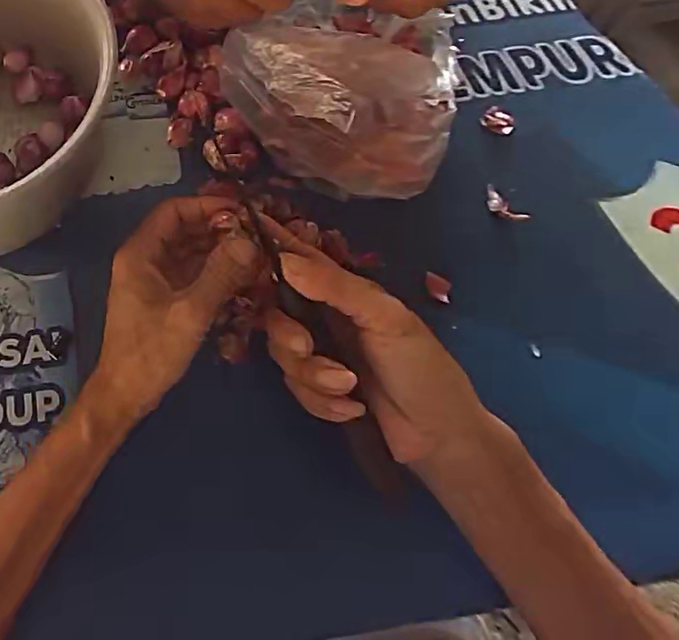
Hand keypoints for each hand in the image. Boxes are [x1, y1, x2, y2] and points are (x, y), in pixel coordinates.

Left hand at [86, 197, 264, 424]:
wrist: (125, 394)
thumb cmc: (150, 352)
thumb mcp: (190, 312)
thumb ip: (220, 275)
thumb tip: (250, 241)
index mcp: (139, 253)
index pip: (173, 212)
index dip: (205, 206)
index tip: (241, 211)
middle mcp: (144, 259)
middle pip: (182, 229)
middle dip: (217, 227)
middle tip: (256, 232)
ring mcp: (153, 278)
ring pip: (188, 251)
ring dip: (218, 249)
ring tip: (255, 251)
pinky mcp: (163, 297)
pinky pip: (190, 272)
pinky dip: (213, 270)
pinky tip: (242, 275)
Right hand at [259, 219, 493, 467]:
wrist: (442, 440)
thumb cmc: (421, 367)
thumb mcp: (385, 318)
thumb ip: (335, 286)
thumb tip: (283, 259)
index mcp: (337, 288)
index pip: (293, 256)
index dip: (266, 245)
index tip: (236, 238)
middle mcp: (319, 315)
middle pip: (273, 312)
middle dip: (286, 335)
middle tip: (306, 348)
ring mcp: (316, 352)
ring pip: (281, 353)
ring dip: (312, 376)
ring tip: (348, 387)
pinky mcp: (316, 388)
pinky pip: (294, 388)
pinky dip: (321, 401)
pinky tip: (353, 408)